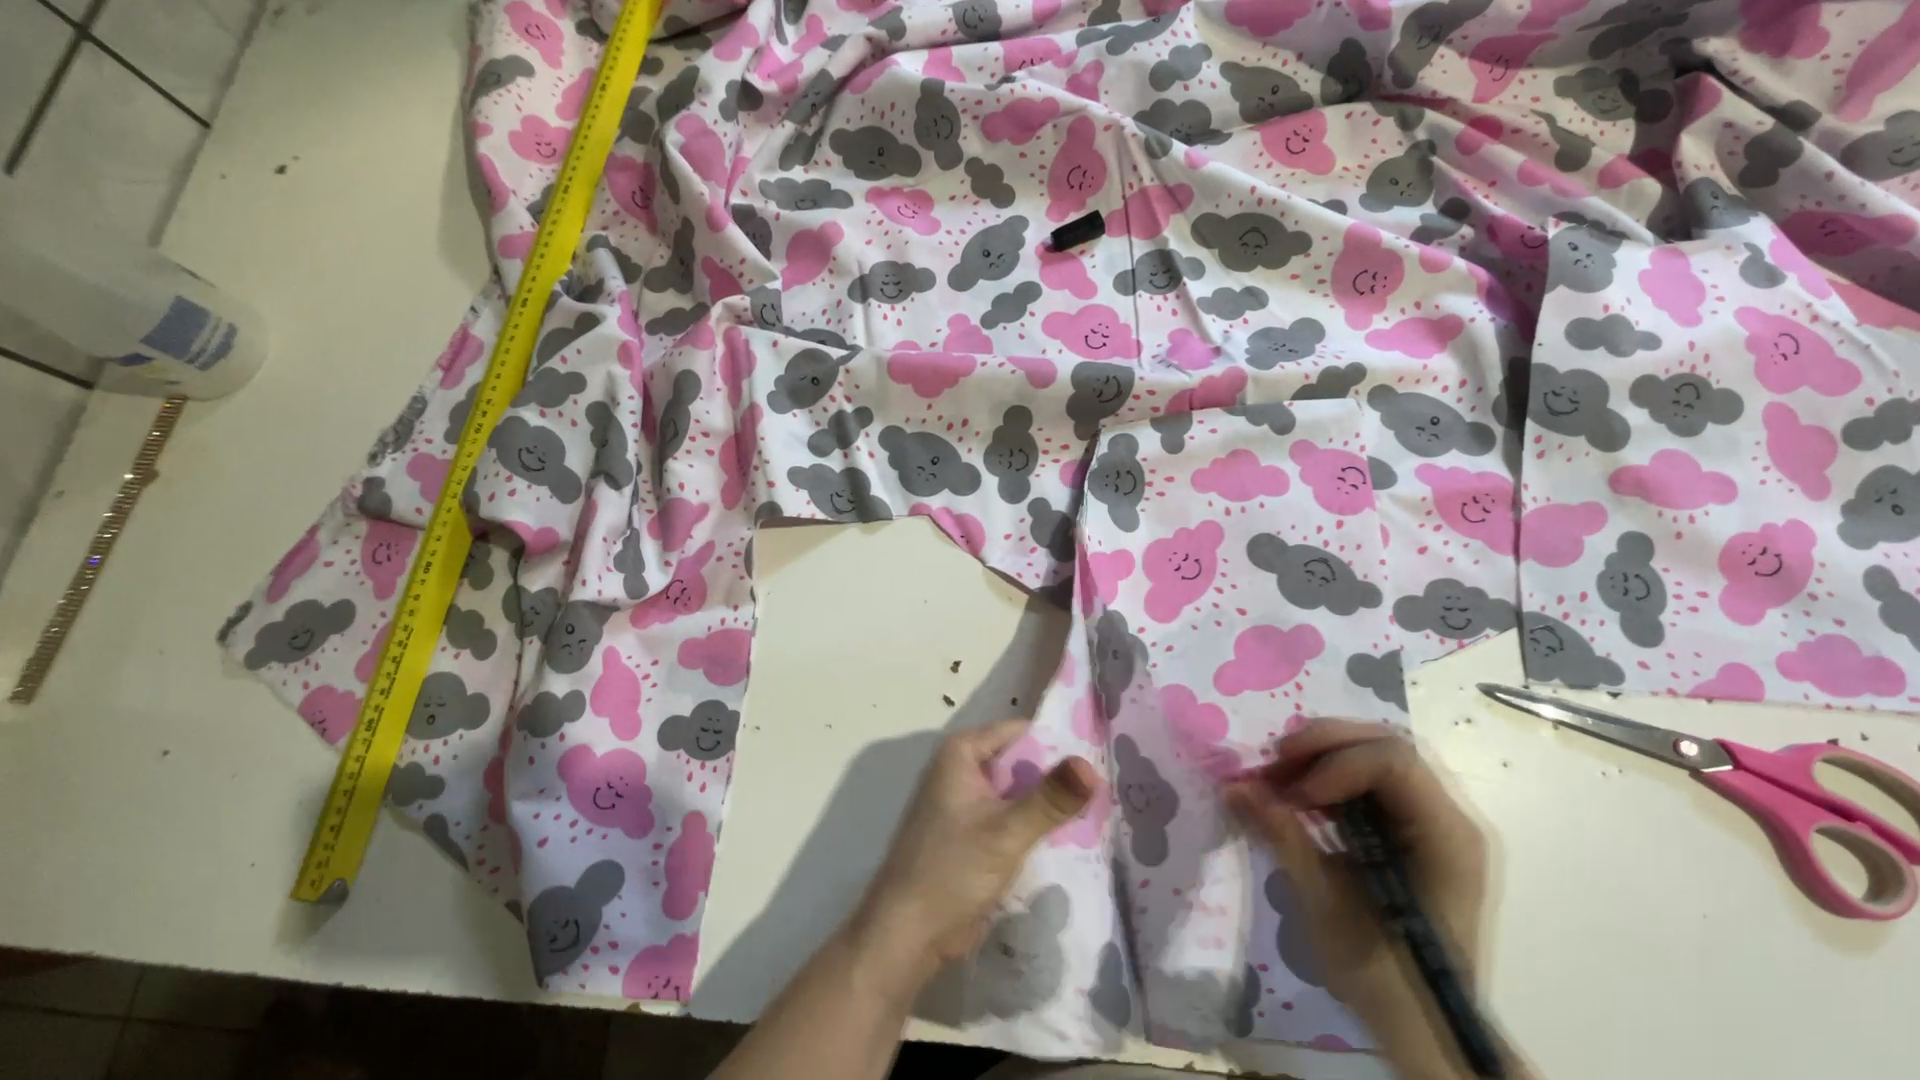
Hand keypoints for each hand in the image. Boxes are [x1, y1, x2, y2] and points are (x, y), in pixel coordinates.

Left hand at [849, 719, 1098, 985]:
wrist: (907, 934)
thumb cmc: (951, 871)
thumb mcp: (1006, 832)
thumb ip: (1051, 798)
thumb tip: (1091, 765)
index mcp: (960, 754)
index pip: (1021, 731)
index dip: (1059, 741)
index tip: (1101, 757)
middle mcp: (962, 771)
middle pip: (1022, 762)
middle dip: (1059, 777)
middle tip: (1111, 786)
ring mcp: (967, 806)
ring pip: (1020, 794)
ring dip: (1051, 806)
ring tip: (1102, 812)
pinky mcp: (974, 837)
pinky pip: (1013, 821)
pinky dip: (1037, 827)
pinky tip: (1075, 839)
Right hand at [1224, 720, 1494, 1079]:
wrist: (1424, 1028)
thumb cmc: (1383, 976)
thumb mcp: (1326, 908)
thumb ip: (1284, 838)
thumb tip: (1234, 787)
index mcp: (1446, 836)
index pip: (1392, 761)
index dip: (1334, 762)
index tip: (1288, 793)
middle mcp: (1450, 817)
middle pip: (1385, 746)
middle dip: (1322, 747)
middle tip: (1270, 767)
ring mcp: (1435, 823)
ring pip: (1377, 758)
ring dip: (1322, 759)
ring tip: (1277, 782)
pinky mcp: (1415, 834)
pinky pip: (1373, 785)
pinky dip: (1331, 781)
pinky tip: (1299, 800)